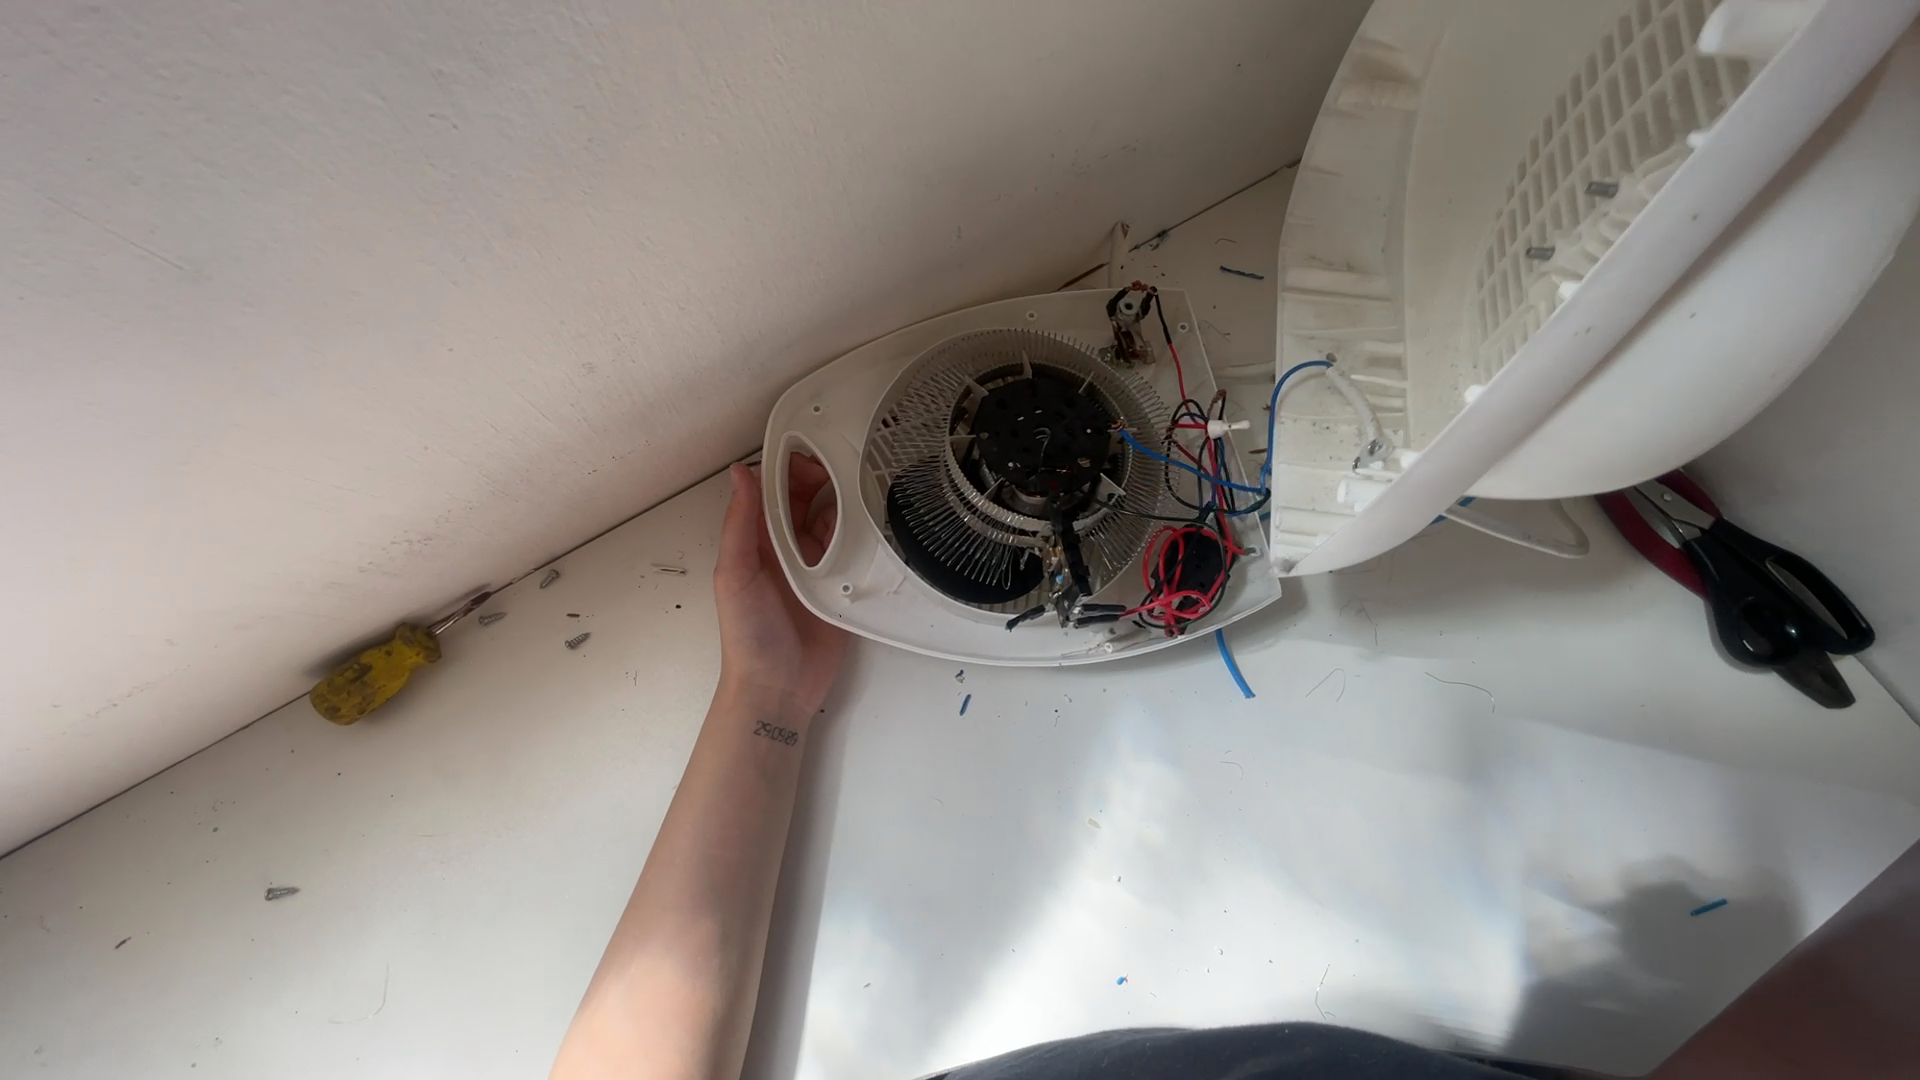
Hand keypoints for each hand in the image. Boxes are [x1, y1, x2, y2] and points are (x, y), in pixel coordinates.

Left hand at [713, 455, 848, 722]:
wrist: (779, 688)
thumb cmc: (749, 633)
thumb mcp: (735, 574)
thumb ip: (740, 524)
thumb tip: (740, 473)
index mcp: (757, 540)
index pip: (773, 491)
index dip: (789, 467)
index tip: (812, 450)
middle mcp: (787, 548)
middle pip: (806, 500)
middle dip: (823, 478)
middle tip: (847, 465)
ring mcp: (816, 566)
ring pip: (834, 521)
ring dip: (846, 503)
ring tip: (867, 483)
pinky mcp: (841, 585)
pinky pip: (854, 551)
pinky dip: (863, 535)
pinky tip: (877, 521)